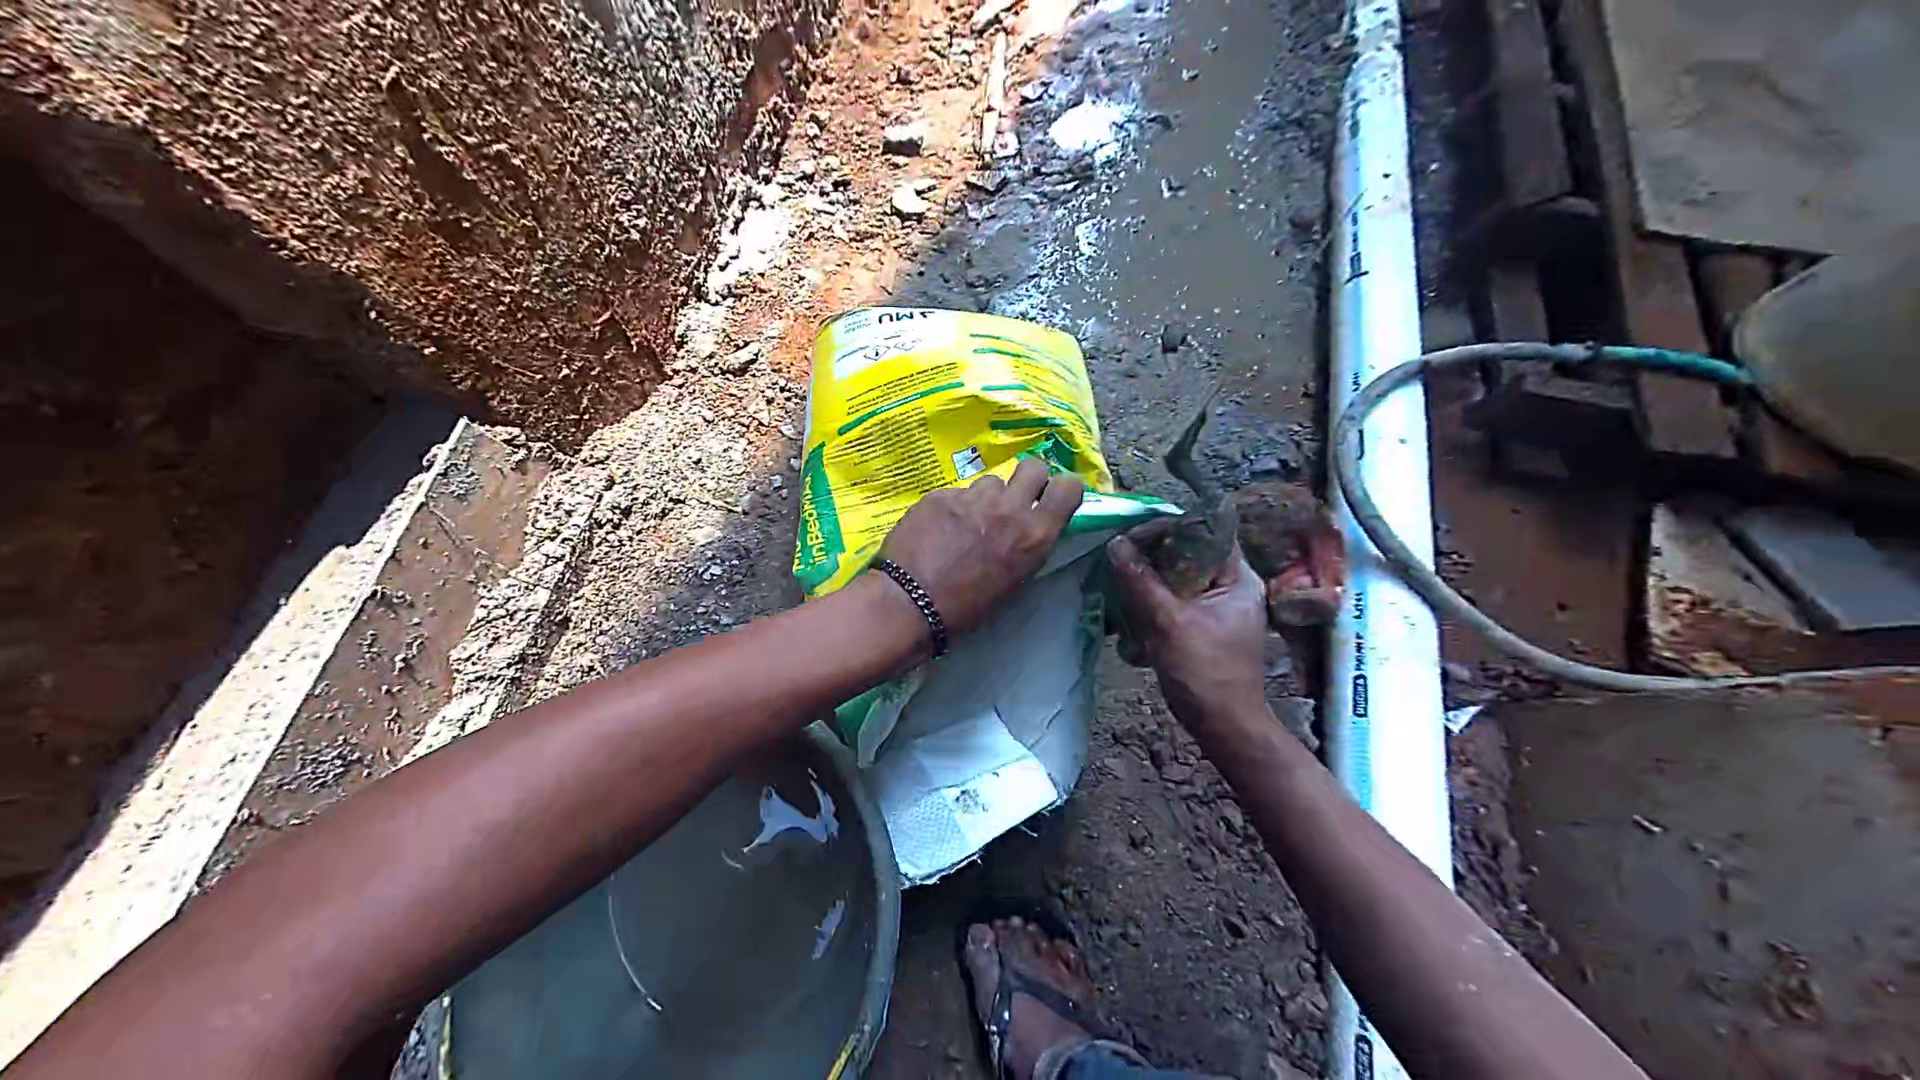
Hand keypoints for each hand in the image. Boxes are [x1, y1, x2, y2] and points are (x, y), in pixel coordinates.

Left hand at [879, 456, 1083, 633]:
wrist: (910, 603)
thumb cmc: (967, 608)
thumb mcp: (1015, 581)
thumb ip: (1027, 545)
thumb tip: (1028, 527)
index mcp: (1035, 535)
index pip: (1069, 487)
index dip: (1061, 488)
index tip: (1051, 496)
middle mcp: (1009, 509)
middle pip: (1033, 467)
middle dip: (1028, 478)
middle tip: (1013, 499)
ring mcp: (973, 497)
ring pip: (990, 482)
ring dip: (985, 497)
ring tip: (967, 522)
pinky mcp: (941, 495)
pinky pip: (956, 493)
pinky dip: (952, 507)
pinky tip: (937, 529)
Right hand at [1108, 521, 1268, 726]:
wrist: (1224, 728)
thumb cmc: (1205, 674)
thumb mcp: (1169, 623)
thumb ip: (1141, 582)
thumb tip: (1116, 544)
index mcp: (1238, 579)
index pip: (1206, 533)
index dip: (1170, 528)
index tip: (1134, 536)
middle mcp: (1231, 587)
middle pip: (1187, 554)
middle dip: (1150, 558)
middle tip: (1119, 560)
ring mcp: (1216, 608)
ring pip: (1175, 579)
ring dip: (1146, 583)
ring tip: (1119, 588)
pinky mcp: (1201, 626)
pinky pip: (1172, 601)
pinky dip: (1151, 605)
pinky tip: (1129, 618)